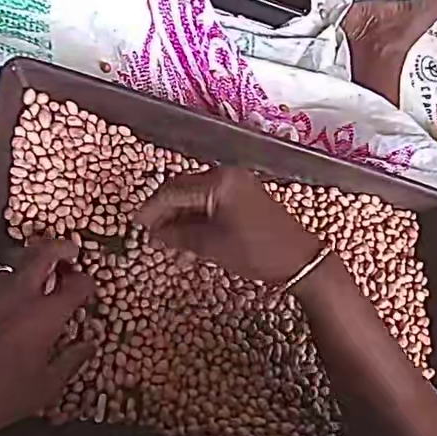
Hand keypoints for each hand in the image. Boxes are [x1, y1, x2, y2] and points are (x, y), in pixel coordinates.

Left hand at [0, 236, 93, 435]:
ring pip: (14, 267)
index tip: (90, 289)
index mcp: (45, 315)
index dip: (88, 283)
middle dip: (61, 249)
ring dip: (32, 267)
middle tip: (71, 253)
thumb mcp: (45, 387)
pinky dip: (9, 286)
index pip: (76, 284)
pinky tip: (10, 308)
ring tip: (41, 282)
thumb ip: (71, 361)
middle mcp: (17, 297)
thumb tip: (87, 346)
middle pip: (42, 255)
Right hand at [135, 167, 321, 285]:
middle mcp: (228, 175)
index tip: (136, 224)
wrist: (301, 260)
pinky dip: (199, 216)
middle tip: (149, 233)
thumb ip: (179, 235)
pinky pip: (214, 200)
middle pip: (184, 188)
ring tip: (167, 240)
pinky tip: (189, 236)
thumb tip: (155, 233)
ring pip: (198, 195)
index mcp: (218, 181)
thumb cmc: (257, 252)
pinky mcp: (247, 196)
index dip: (152, 208)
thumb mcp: (212, 246)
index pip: (173, 190)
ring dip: (181, 215)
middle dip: (165, 211)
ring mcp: (239, 184)